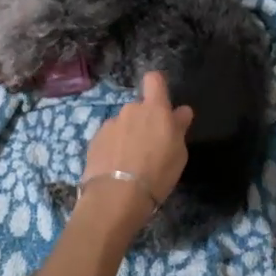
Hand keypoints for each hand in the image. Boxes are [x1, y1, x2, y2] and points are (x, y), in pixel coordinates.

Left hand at [80, 72, 193, 234]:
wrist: (116, 196)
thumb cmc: (157, 173)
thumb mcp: (179, 153)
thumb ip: (179, 127)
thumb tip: (180, 112)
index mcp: (154, 108)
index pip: (154, 79)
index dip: (158, 87)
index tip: (161, 102)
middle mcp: (130, 109)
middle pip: (139, 107)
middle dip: (143, 121)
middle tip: (149, 146)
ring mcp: (110, 124)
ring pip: (123, 124)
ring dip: (127, 136)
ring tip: (130, 163)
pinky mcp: (94, 140)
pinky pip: (109, 138)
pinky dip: (113, 149)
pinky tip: (115, 169)